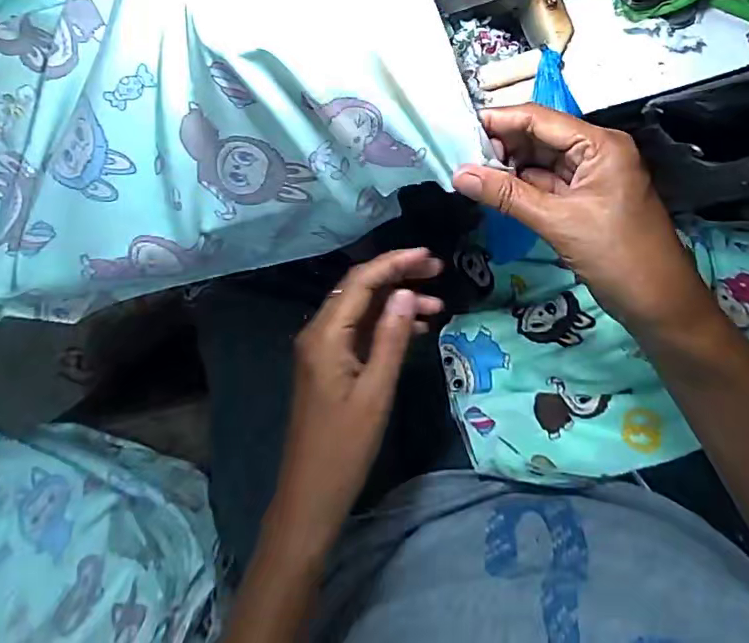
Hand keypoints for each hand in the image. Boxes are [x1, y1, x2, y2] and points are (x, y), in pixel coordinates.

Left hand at [272, 248, 444, 541]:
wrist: (310, 493)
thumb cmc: (345, 447)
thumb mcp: (376, 392)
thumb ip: (391, 338)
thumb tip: (407, 293)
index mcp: (325, 334)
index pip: (360, 282)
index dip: (394, 263)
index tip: (428, 255)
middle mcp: (318, 332)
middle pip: (359, 289)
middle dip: (397, 276)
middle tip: (438, 271)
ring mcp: (321, 348)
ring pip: (360, 309)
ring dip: (395, 301)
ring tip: (438, 302)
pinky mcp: (328, 364)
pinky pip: (358, 331)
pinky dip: (385, 324)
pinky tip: (416, 327)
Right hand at [452, 104, 715, 332]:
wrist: (663, 306)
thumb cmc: (620, 258)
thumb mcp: (558, 222)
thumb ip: (506, 195)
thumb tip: (459, 174)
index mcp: (599, 145)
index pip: (539, 118)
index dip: (498, 121)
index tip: (459, 129)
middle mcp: (595, 151)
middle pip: (537, 135)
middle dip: (500, 144)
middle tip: (460, 155)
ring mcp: (590, 174)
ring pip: (538, 159)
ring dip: (507, 165)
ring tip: (469, 170)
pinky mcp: (583, 197)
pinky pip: (545, 181)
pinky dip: (519, 184)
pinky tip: (491, 187)